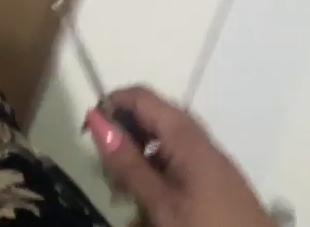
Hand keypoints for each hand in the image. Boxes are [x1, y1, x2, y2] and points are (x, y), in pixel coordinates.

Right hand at [84, 87, 273, 226]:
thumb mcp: (161, 205)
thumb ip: (127, 161)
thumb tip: (95, 117)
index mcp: (187, 137)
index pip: (140, 96)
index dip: (110, 106)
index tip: (89, 137)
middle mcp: (201, 143)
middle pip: (151, 120)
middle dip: (124, 142)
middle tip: (109, 177)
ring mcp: (213, 167)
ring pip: (164, 148)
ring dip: (140, 167)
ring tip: (128, 202)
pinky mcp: (220, 189)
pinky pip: (180, 170)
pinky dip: (160, 182)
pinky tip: (153, 213)